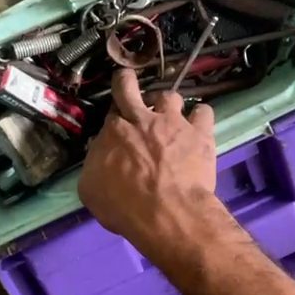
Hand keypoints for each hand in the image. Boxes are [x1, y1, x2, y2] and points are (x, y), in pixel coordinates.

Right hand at [78, 68, 231, 262]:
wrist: (166, 213)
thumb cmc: (123, 206)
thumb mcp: (90, 188)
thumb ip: (95, 164)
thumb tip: (101, 155)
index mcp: (113, 131)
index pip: (109, 112)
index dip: (112, 116)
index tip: (115, 123)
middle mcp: (141, 119)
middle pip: (128, 86)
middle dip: (125, 81)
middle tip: (127, 83)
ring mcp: (172, 123)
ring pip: (169, 96)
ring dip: (168, 104)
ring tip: (171, 116)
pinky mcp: (199, 134)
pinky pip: (203, 112)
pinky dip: (200, 116)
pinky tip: (199, 125)